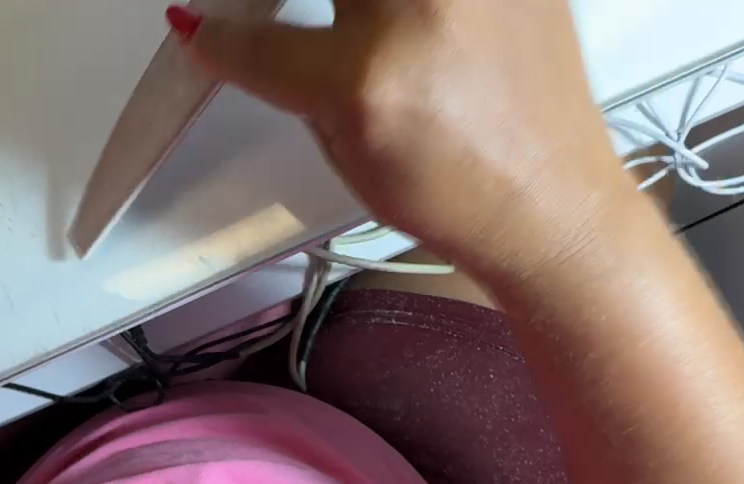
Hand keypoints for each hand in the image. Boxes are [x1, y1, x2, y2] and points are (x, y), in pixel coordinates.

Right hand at [174, 0, 630, 279]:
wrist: (546, 203)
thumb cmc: (455, 197)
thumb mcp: (348, 154)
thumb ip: (294, 77)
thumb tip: (247, 28)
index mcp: (366, 78)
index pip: (257, 39)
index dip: (216, 37)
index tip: (197, 26)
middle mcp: (423, 2)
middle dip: (308, 16)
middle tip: (286, 30)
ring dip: (356, 12)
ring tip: (365, 44)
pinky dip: (399, 9)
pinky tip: (408, 31)